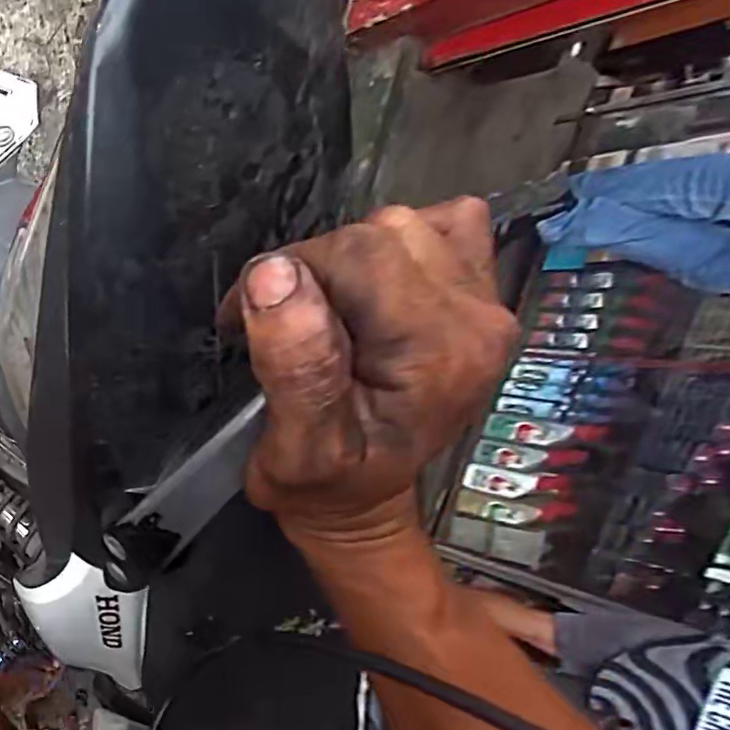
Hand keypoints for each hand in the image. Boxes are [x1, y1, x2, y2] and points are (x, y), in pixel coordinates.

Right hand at [225, 199, 515, 542]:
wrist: (359, 502)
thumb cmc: (321, 487)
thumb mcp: (294, 451)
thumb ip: (293, 368)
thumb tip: (274, 277)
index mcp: (435, 356)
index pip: (356, 256)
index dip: (286, 275)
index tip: (246, 319)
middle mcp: (476, 320)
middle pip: (379, 235)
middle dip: (308, 269)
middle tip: (274, 323)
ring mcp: (483, 304)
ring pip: (401, 226)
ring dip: (340, 263)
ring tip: (313, 316)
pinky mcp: (474, 296)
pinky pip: (437, 228)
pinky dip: (388, 250)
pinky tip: (363, 295)